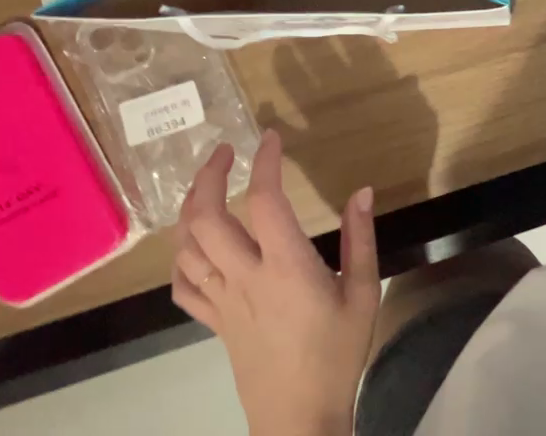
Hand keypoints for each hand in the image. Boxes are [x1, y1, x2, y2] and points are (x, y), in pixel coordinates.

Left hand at [173, 131, 378, 435]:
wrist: (299, 419)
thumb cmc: (337, 353)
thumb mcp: (364, 293)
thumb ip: (360, 239)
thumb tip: (361, 192)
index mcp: (286, 267)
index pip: (264, 201)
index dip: (264, 163)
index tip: (270, 138)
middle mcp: (245, 277)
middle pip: (206, 218)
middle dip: (208, 176)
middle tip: (224, 151)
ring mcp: (222, 301)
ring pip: (185, 248)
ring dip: (189, 210)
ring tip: (207, 186)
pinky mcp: (213, 322)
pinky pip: (183, 285)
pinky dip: (181, 257)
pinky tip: (195, 244)